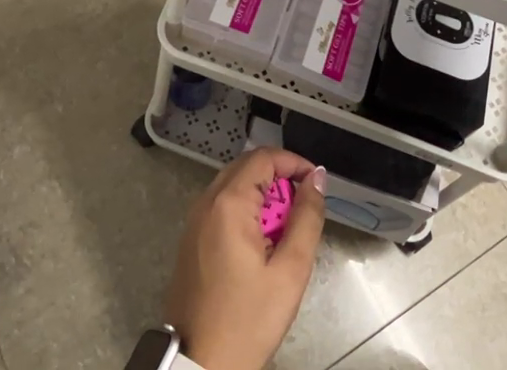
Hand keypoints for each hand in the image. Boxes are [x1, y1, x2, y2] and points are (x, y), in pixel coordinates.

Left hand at [164, 149, 327, 369]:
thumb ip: (307, 218)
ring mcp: (194, 220)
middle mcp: (206, 202)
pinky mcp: (191, 239)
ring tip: (285, 234)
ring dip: (263, 198)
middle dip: (279, 180)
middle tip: (302, 213)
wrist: (200, 362)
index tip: (316, 184)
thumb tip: (316, 179)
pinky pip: (221, 207)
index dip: (294, 162)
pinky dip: (245, 212)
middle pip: (247, 167)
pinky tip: (260, 246)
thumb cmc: (248, 319)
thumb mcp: (290, 271)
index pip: (263, 158)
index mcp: (228, 204)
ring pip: (234, 186)